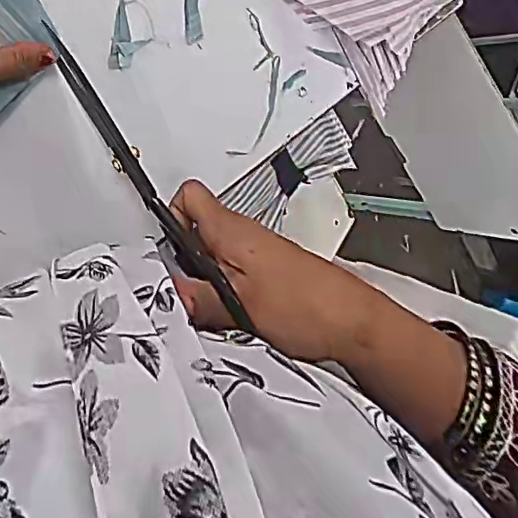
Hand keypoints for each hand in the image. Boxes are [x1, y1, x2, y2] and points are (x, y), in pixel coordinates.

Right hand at [167, 180, 403, 364]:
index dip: (169, 215)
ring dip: (205, 280)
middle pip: (195, 229)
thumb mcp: (242, 307)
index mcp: (230, 230)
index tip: (164, 248)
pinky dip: (225, 290)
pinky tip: (235, 315)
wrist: (353, 321)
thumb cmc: (310, 305)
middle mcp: (242, 233)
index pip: (188, 196)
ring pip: (212, 253)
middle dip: (184, 261)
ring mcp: (255, 251)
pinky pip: (232, 271)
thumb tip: (171, 291)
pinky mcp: (266, 270)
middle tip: (187, 290)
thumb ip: (200, 298)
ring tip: (215, 309)